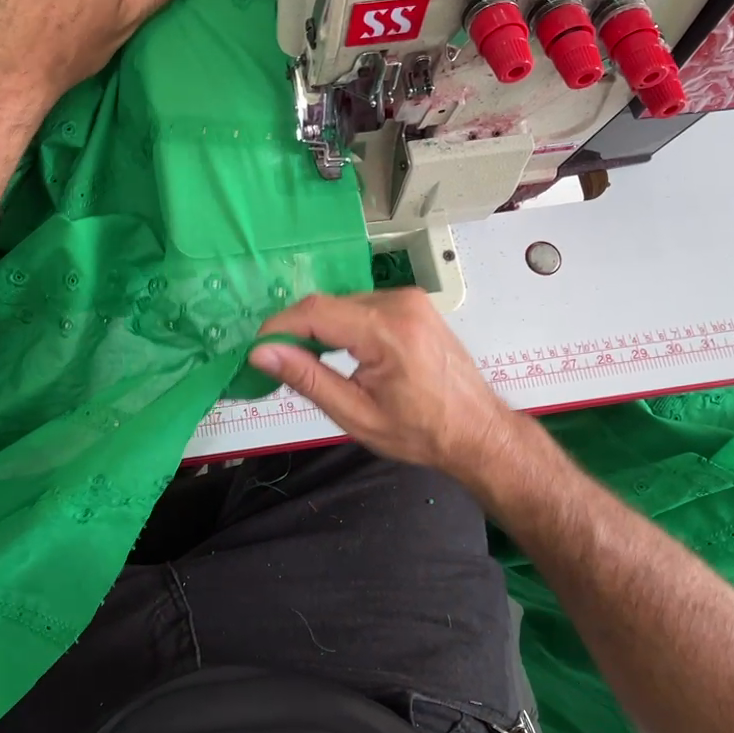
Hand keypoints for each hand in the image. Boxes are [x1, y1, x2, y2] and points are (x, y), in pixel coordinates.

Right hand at [247, 289, 538, 484]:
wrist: (478, 432)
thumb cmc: (420, 433)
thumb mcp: (356, 414)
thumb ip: (307, 378)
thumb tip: (261, 353)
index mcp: (387, 330)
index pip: (315, 313)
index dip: (278, 327)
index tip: (256, 350)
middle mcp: (399, 302)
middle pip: (328, 305)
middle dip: (297, 331)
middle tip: (277, 363)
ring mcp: (410, 299)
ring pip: (343, 303)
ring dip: (320, 328)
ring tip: (308, 363)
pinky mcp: (414, 303)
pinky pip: (363, 305)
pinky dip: (342, 325)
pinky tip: (339, 352)